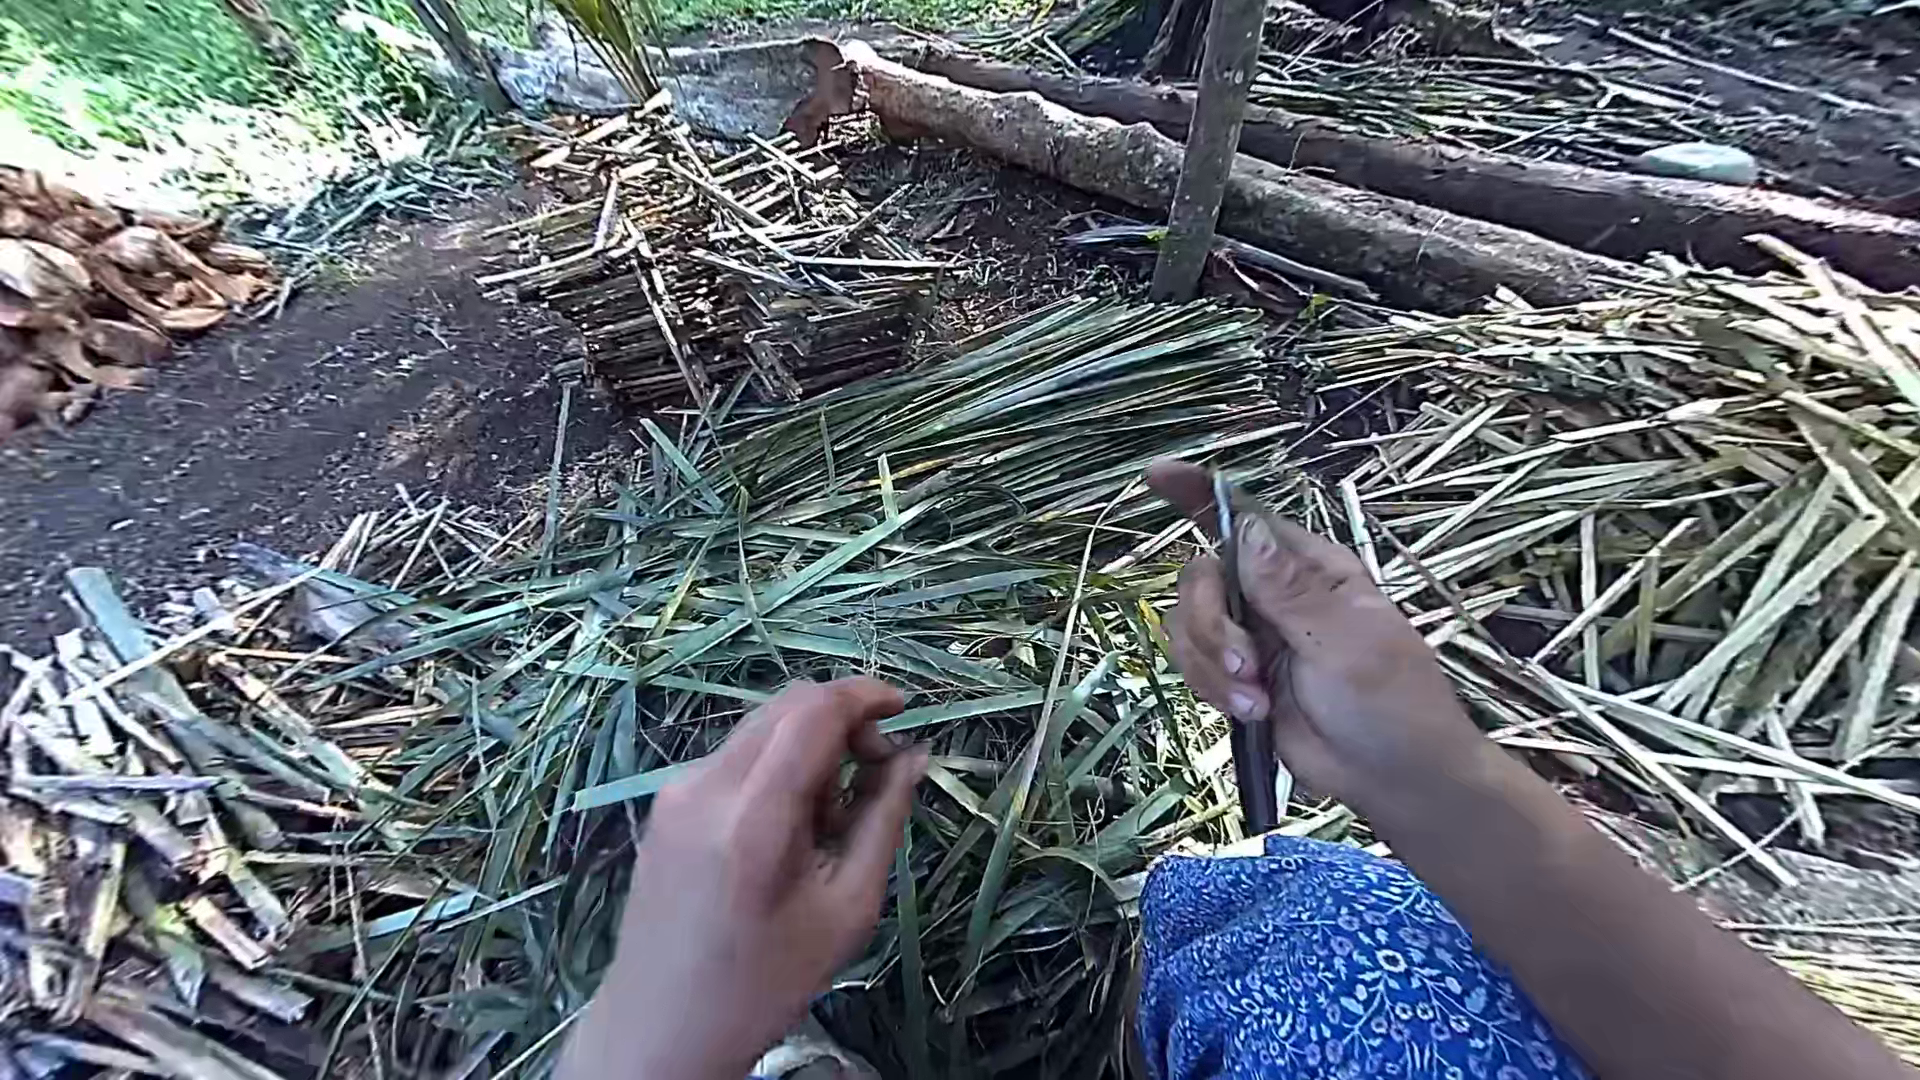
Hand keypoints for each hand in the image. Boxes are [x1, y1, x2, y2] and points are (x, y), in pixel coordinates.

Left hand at [561, 678, 928, 1079]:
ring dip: (814, 740)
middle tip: (875, 766)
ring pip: (767, 723)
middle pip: (792, 705)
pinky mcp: (668, 797)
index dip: (865, 695)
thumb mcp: (848, 907)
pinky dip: (782, 760)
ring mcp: (679, 787)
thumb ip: (885, 817)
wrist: (655, 1036)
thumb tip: (915, 753)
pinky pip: (742, 750)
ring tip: (830, 809)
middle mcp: (707, 784)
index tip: (902, 708)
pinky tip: (789, 819)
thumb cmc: (766, 982)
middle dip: (845, 718)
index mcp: (754, 818)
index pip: (815, 711)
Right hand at [1147, 461, 1479, 811]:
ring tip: (1255, 699)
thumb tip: (1246, 530)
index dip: (1197, 492)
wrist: (1389, 779)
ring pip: (1186, 623)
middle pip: (1198, 577)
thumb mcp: (1348, 642)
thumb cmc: (1392, 704)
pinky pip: (1188, 660)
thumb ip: (1290, 589)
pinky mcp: (1229, 670)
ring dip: (1210, 664)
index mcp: (1306, 568)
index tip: (1155, 476)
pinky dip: (1208, 686)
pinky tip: (1249, 711)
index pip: (1244, 516)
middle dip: (1210, 624)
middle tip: (1244, 665)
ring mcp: (1245, 631)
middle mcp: (1267, 591)